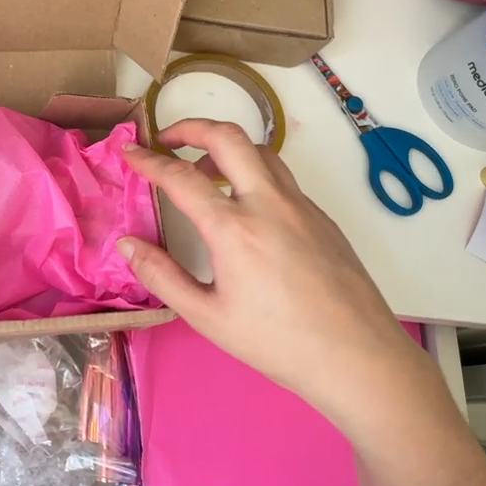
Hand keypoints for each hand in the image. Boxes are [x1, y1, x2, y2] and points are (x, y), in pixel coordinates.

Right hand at [115, 120, 427, 416]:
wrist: (358, 358)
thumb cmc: (276, 343)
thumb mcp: (206, 317)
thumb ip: (161, 276)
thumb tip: (127, 244)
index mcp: (234, 229)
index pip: (181, 177)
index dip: (148, 161)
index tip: (129, 152)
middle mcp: (269, 204)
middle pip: (229, 137)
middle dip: (191, 127)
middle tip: (166, 140)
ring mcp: (301, 206)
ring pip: (261, 151)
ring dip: (226, 148)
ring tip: (202, 172)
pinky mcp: (322, 217)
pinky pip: (282, 178)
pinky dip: (253, 173)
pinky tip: (244, 207)